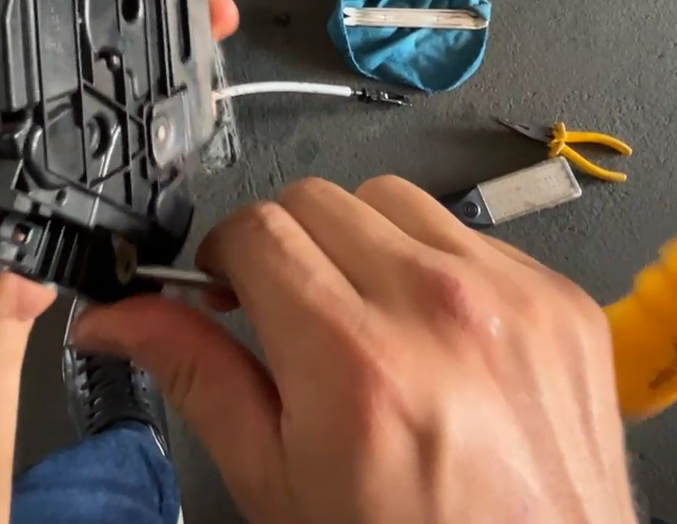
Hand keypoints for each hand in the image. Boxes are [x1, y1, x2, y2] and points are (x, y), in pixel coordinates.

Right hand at [72, 177, 635, 523]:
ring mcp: (511, 294)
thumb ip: (197, 374)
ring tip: (362, 311)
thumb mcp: (276, 479)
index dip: (225, 255)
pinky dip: (429, 261)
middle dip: (283, 243)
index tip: (226, 284)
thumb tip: (120, 317)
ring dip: (356, 240)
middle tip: (288, 306)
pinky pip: (460, 230)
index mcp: (356, 363)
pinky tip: (431, 327)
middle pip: (315, 198)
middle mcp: (439, 310)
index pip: (256, 229)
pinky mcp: (556, 295)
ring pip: (387, 196)